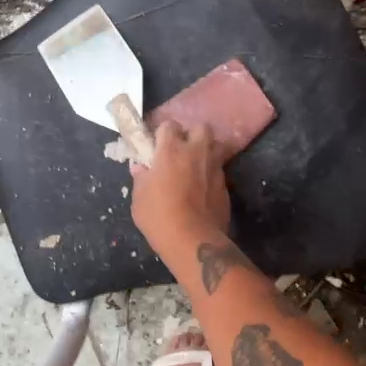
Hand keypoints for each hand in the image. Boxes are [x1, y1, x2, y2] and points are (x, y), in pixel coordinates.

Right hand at [131, 122, 229, 252]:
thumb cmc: (159, 217)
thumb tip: (140, 167)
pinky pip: (220, 168)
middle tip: (182, 150)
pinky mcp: (226, 183)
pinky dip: (213, 171)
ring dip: (207, 149)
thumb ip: (141, 178)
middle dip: (192, 134)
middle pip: (200, 127)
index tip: (158, 145)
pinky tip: (205, 186)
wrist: (193, 240)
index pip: (169, 125)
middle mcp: (196, 152)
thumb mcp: (139, 198)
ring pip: (216, 144)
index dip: (163, 133)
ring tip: (197, 163)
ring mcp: (214, 166)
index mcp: (171, 150)